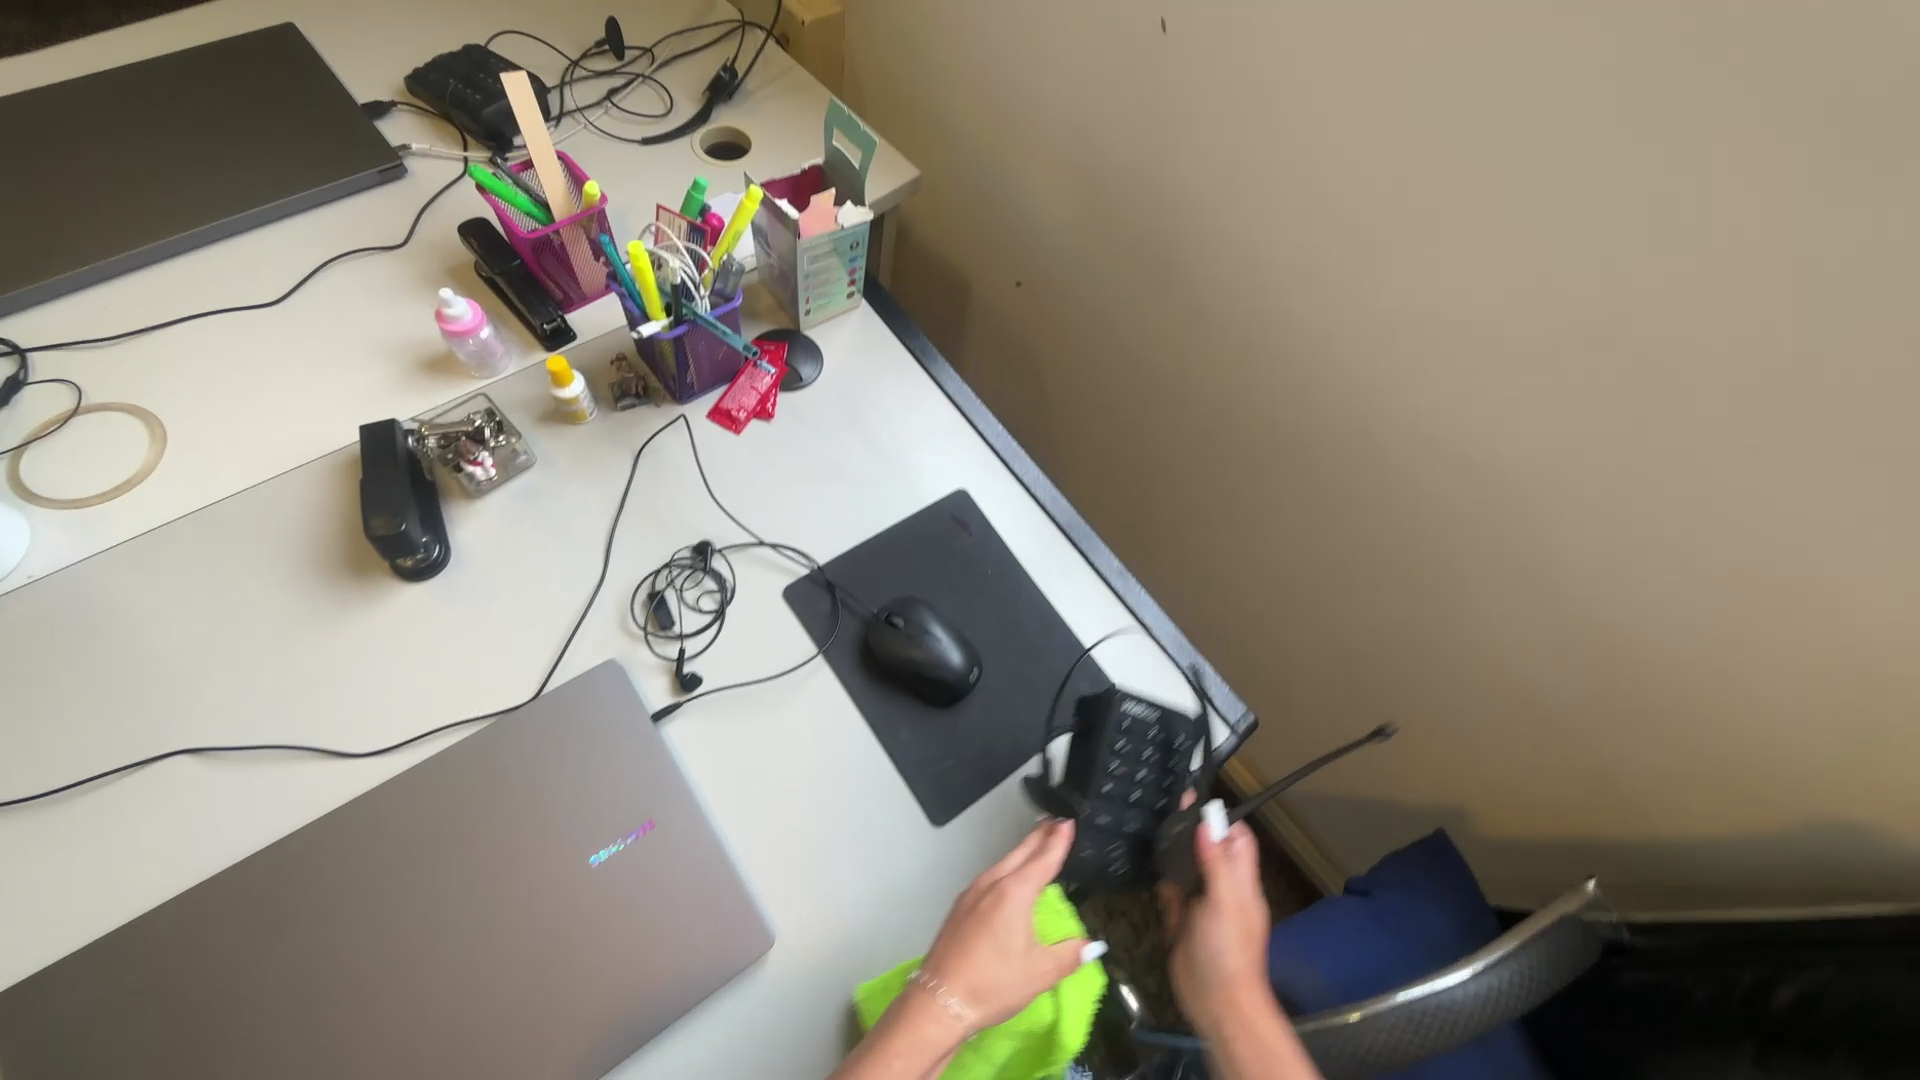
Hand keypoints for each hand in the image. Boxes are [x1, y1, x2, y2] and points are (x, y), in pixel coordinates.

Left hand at [919, 819, 1101, 1031]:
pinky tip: (1011, 877)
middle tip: (1056, 820)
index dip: (1058, 839)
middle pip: (1021, 852)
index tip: (1068, 819)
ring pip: (1004, 862)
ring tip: (1038, 843)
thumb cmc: (993, 984)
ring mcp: (973, 893)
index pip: (1043, 858)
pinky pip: (991, 876)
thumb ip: (1070, 955)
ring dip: (1023, 851)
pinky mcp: (961, 906)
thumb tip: (1093, 945)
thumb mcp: (1040, 973)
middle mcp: (992, 884)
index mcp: (1015, 893)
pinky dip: (1008, 867)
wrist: (940, 1000)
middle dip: (1040, 835)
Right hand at [1158, 792, 1275, 1037]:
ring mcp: (1202, 906)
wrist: (1217, 1004)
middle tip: (1164, 808)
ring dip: (1173, 854)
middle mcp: (1222, 889)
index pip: (1237, 838)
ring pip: (1188, 870)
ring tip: (1150, 827)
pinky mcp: (1182, 922)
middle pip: (1209, 849)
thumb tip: (1206, 819)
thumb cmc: (1227, 950)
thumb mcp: (1224, 900)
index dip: (1220, 819)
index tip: (1192, 800)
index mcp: (1241, 881)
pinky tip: (1146, 866)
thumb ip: (1215, 861)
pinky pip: (1171, 894)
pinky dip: (1162, 882)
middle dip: (1191, 831)